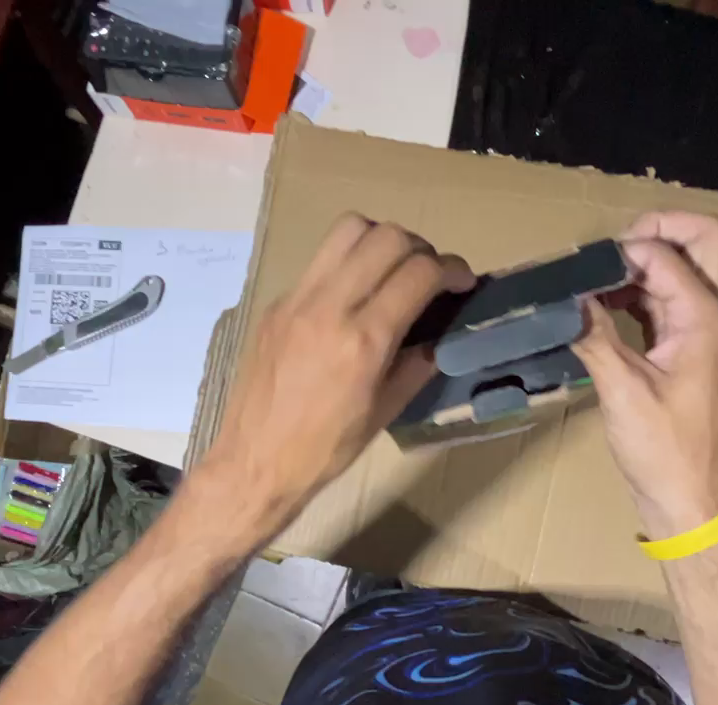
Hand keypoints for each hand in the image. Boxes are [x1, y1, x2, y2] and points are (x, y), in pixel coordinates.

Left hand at [194, 213, 474, 537]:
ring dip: (381, 241)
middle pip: (387, 237)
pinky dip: (347, 263)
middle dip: (421, 248)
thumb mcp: (383, 413)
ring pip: (348, 230)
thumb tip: (437, 335)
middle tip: (428, 276)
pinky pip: (319, 262)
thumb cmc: (324, 450)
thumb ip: (416, 365)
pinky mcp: (276, 305)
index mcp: (363, 341)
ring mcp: (297, 300)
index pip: (419, 273)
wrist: (255, 461)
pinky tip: (352, 296)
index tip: (462, 282)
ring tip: (391, 271)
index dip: (452, 269)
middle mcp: (330, 308)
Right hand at [574, 211, 717, 537]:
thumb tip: (567, 301)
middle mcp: (714, 314)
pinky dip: (637, 296)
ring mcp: (703, 332)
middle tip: (607, 253)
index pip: (668, 255)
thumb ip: (595, 338)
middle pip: (701, 241)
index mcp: (707, 317)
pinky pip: (666, 303)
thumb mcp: (623, 391)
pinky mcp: (687, 351)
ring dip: (642, 266)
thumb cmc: (663, 448)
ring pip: (683, 270)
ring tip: (593, 281)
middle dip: (656, 233)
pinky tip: (600, 310)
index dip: (624, 252)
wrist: (688, 496)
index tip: (581, 271)